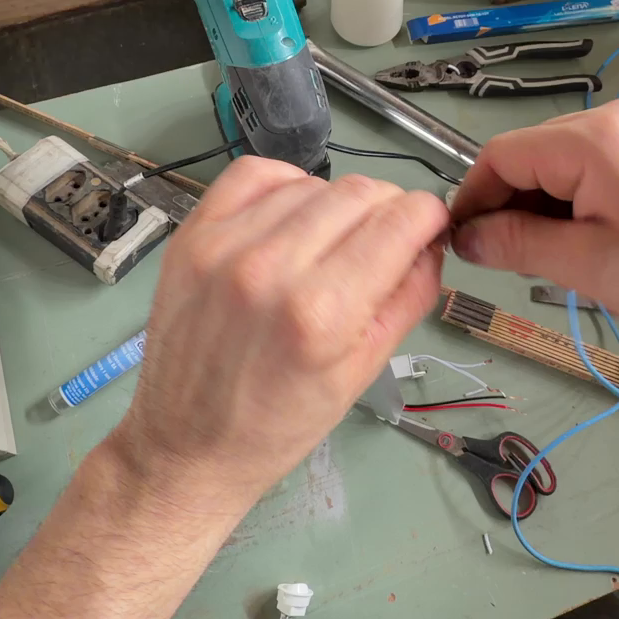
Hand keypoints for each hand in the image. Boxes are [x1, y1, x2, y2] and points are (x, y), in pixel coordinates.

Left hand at [111, 157, 448, 505]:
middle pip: (361, 192)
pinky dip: (287, 184)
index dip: (430, 217)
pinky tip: (293, 216)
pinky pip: (255, 173)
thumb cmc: (283, 423)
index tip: (430, 229)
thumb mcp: (365, 371)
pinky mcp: (193, 235)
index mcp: (324, 312)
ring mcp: (225, 245)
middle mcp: (273, 266)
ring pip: (313, 183)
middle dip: (390, 208)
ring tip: (334, 240)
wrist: (186, 445)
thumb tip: (431, 241)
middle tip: (387, 239)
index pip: (402, 220)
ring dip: (339, 203)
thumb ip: (410, 296)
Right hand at [448, 99, 618, 329]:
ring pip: (554, 165)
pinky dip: (569, 204)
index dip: (473, 199)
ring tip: (555, 260)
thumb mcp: (591, 266)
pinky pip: (585, 168)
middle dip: (508, 208)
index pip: (500, 155)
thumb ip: (519, 245)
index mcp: (591, 139)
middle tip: (512, 264)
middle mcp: (607, 118)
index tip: (461, 246)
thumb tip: (464, 238)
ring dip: (540, 210)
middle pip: (527, 157)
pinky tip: (584, 241)